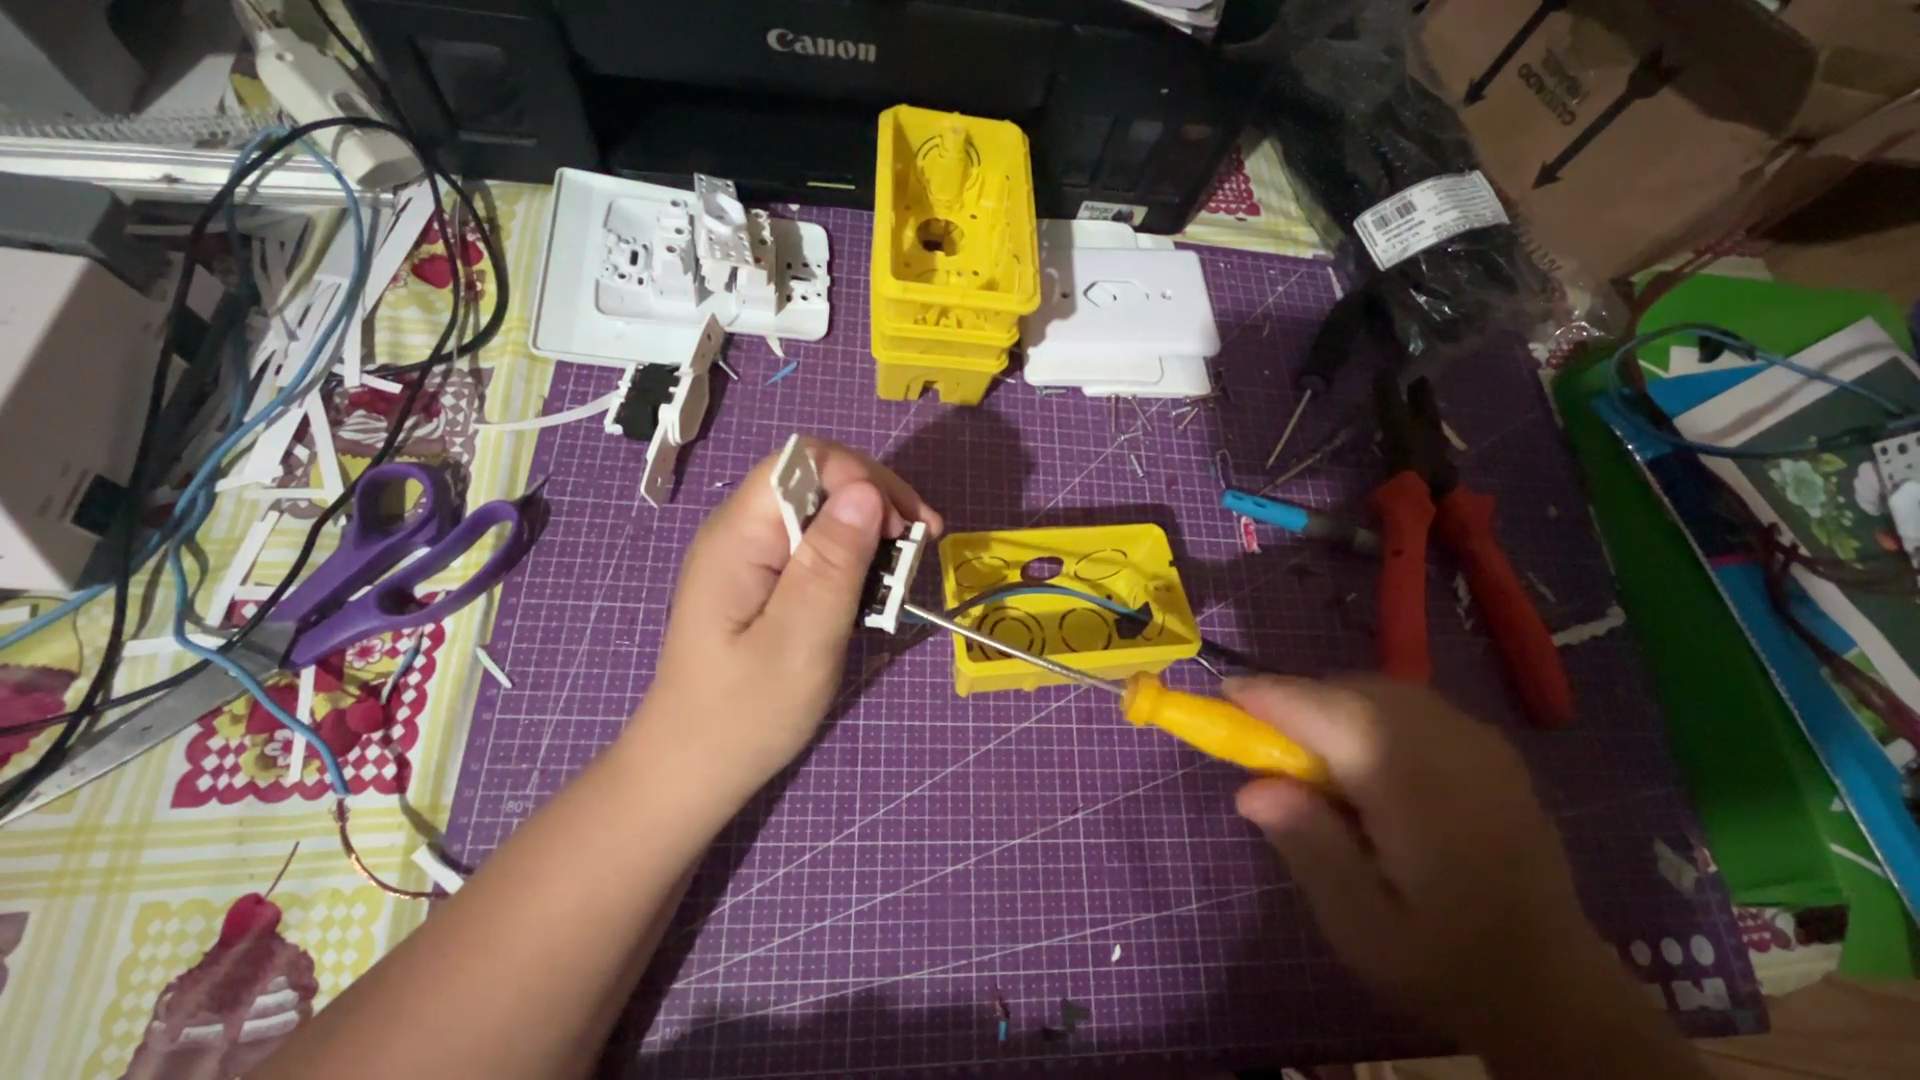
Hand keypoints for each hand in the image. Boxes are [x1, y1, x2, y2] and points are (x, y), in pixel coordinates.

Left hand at [632, 437, 941, 804]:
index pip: (803, 461)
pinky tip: (874, 583)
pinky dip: (851, 555)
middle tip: (921, 543)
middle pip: (813, 478)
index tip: (905, 528)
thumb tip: (867, 490)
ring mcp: (747, 556)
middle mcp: (738, 532)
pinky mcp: (759, 581)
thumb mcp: (801, 639)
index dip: (862, 477)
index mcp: (738, 536)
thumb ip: (832, 563)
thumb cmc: (746, 713)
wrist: (693, 767)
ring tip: (905, 566)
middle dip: (874, 499)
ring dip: (868, 528)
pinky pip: (810, 545)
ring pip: (817, 510)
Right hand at [1227, 675, 1602, 1044]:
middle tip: (1263, 746)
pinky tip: (1363, 762)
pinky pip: (1412, 706)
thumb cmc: (1445, 963)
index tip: (1223, 695)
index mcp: (1419, 790)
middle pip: (1356, 692)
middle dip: (1300, 702)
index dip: (1273, 697)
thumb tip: (1252, 788)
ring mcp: (1480, 744)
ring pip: (1384, 692)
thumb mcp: (1361, 927)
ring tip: (1310, 760)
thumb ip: (1309, 848)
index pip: (1331, 713)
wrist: (1554, 989)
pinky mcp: (1490, 751)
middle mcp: (1453, 749)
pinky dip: (1370, 713)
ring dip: (1333, 706)